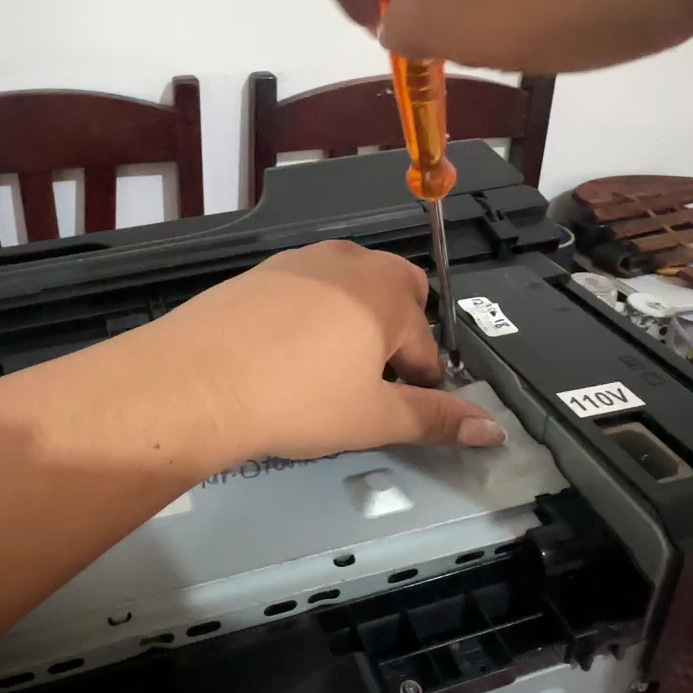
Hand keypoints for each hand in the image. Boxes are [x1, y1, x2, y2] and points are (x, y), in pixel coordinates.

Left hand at [130, 240, 503, 461]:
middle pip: (396, 291)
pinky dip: (310, 314)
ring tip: (325, 369)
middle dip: (397, 333)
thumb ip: (437, 420)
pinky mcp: (259, 271)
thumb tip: (495, 431)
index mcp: (388, 291)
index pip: (427, 344)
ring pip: (347, 285)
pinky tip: (283, 353)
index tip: (403, 410)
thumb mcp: (374, 417)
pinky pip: (304, 288)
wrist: (197, 379)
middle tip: (370, 381)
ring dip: (353, 320)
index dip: (422, 383)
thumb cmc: (299, 398)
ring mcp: (299, 261)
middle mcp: (349, 262)